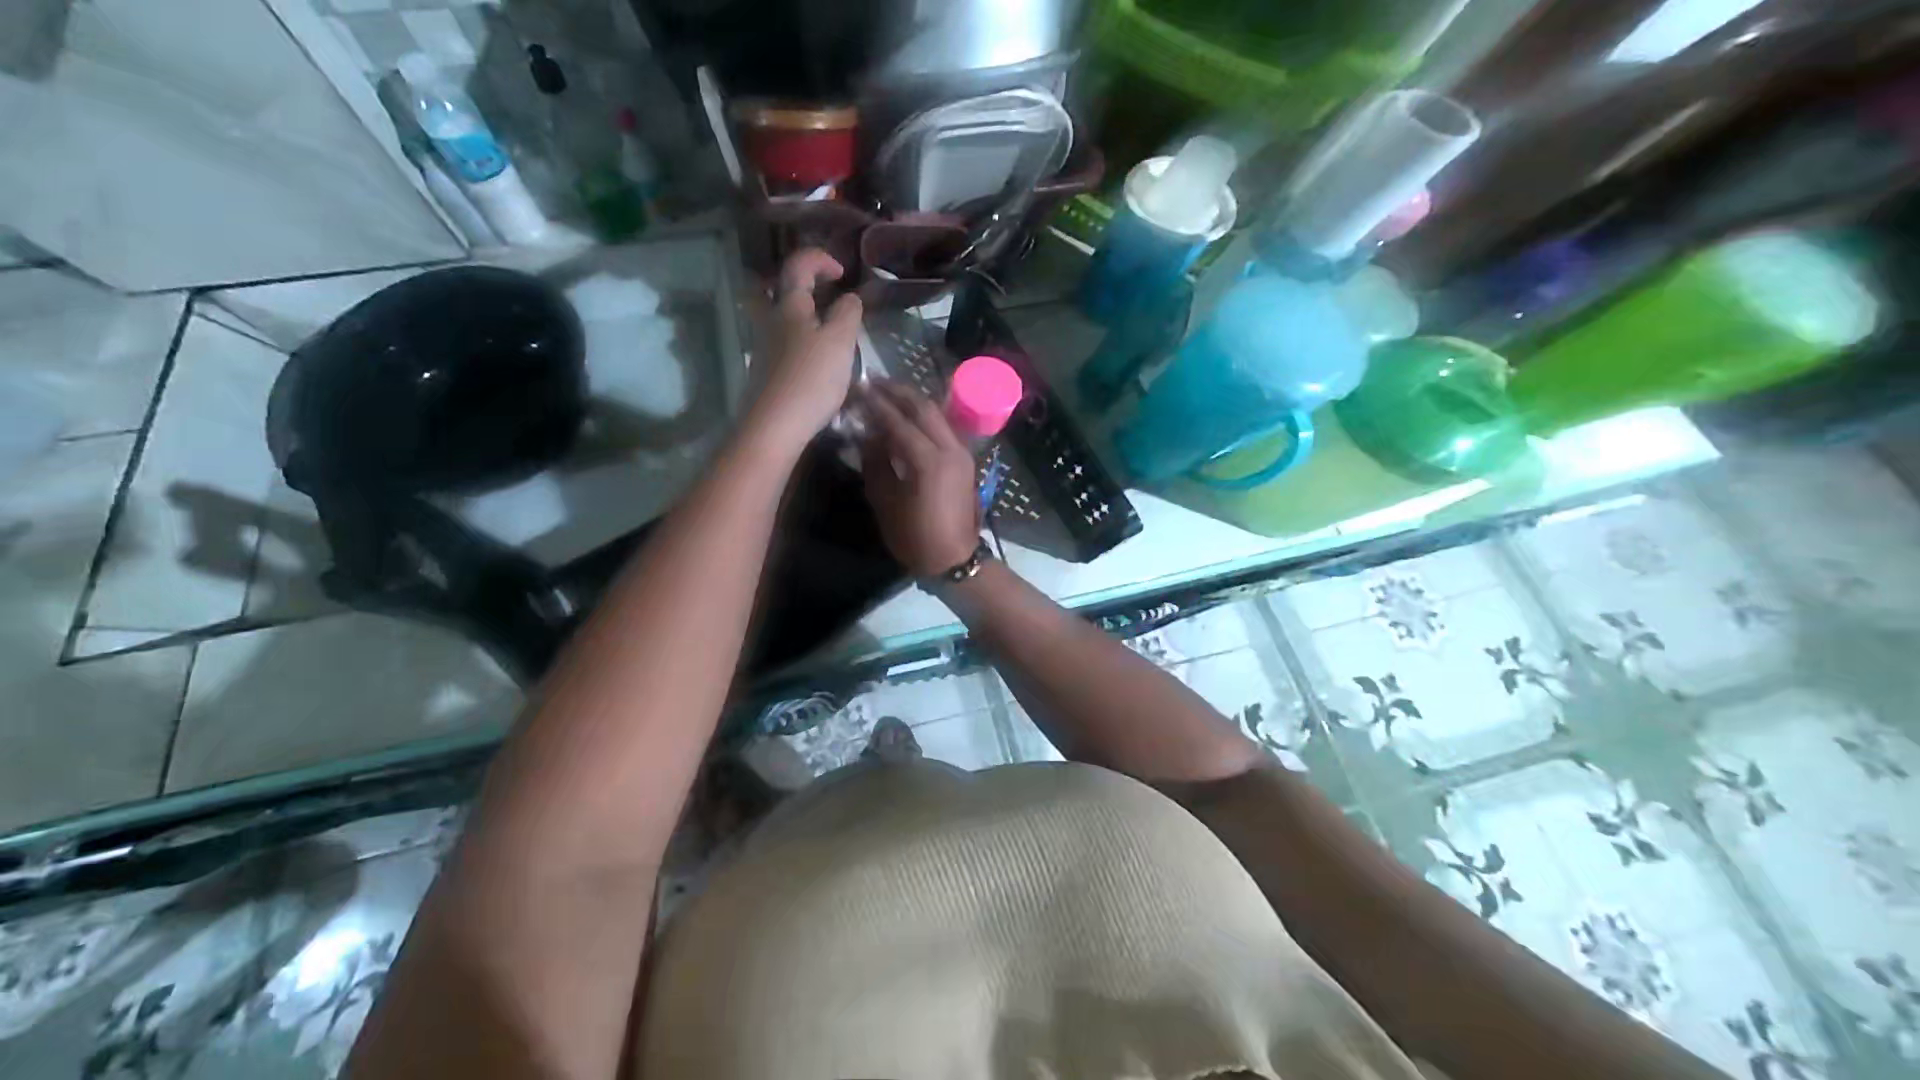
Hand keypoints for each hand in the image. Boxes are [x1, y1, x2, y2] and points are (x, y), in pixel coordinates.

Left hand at [749, 249, 862, 446]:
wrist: (774, 426)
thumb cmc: (810, 377)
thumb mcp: (840, 341)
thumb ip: (848, 314)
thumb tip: (849, 298)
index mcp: (788, 306)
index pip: (798, 266)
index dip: (820, 259)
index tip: (842, 273)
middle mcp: (769, 321)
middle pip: (766, 289)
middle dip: (787, 284)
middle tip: (812, 292)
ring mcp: (763, 349)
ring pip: (773, 319)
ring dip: (795, 316)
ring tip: (823, 329)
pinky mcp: (765, 374)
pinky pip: (779, 345)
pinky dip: (796, 343)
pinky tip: (814, 360)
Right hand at [859, 380, 980, 577]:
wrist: (954, 559)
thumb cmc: (914, 537)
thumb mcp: (885, 501)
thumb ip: (875, 462)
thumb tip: (865, 433)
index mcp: (928, 461)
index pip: (897, 421)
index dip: (875, 404)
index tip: (856, 389)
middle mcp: (950, 448)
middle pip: (923, 407)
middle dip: (897, 392)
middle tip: (873, 382)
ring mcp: (961, 452)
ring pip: (936, 414)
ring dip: (912, 401)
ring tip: (887, 394)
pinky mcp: (965, 459)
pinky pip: (943, 428)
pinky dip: (924, 417)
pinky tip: (907, 417)